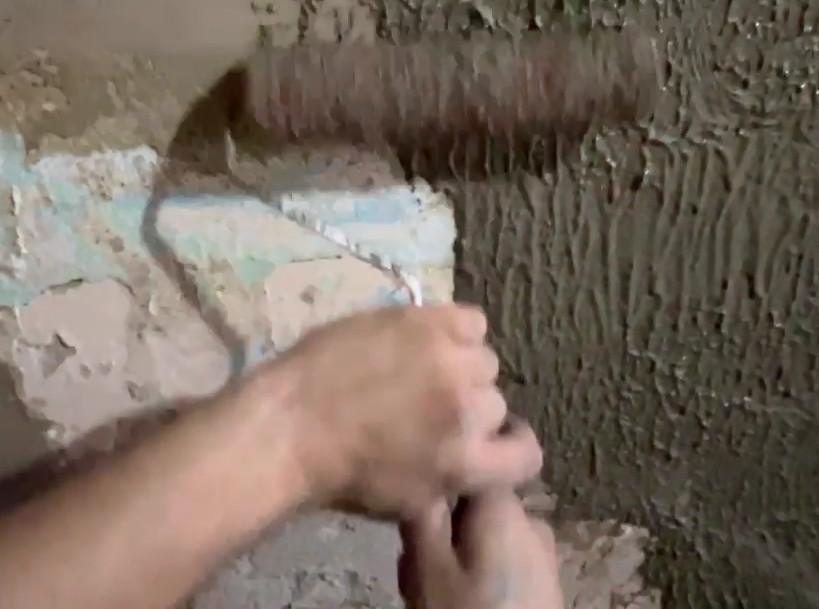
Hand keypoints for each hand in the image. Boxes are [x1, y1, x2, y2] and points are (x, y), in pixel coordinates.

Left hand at [259, 303, 541, 517]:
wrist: (291, 422)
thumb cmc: (342, 471)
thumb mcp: (410, 500)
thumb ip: (456, 477)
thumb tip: (481, 455)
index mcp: (468, 464)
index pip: (526, 453)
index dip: (508, 443)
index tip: (486, 435)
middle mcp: (469, 409)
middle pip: (496, 400)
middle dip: (468, 404)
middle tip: (428, 402)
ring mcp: (451, 359)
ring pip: (483, 358)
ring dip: (458, 363)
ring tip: (419, 366)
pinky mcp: (429, 319)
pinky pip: (471, 318)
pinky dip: (454, 327)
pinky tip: (425, 336)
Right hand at [399, 491, 563, 608]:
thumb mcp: (427, 568)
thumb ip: (422, 515)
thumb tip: (421, 479)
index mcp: (504, 504)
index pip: (467, 464)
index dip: (437, 487)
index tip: (417, 515)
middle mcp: (530, 518)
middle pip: (474, 505)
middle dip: (445, 530)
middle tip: (417, 567)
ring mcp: (542, 553)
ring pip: (486, 537)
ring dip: (459, 557)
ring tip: (433, 591)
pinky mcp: (545, 585)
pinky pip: (504, 563)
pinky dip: (481, 577)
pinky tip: (461, 603)